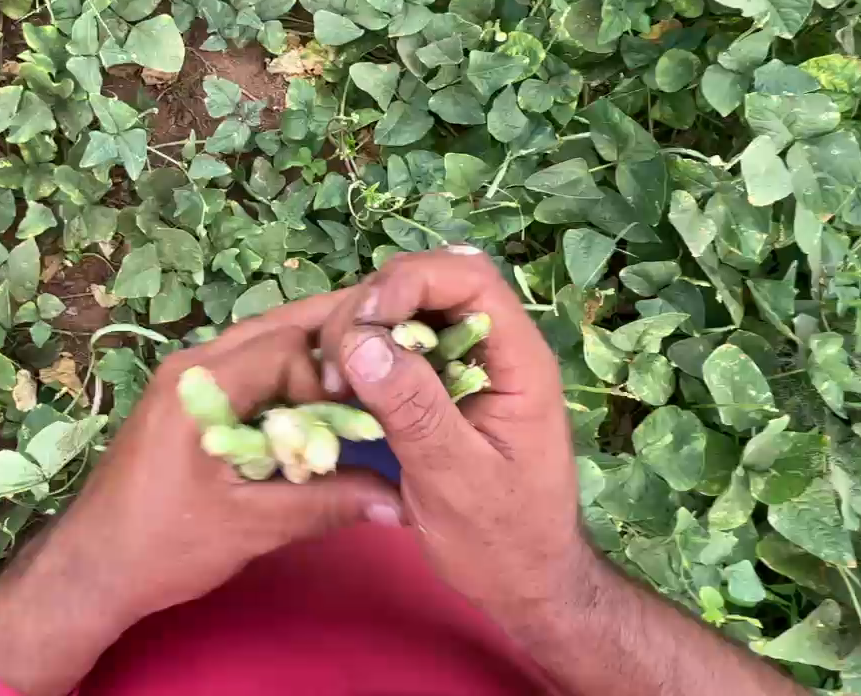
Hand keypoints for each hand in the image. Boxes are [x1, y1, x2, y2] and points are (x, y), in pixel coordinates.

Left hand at [0, 291, 401, 695]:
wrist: (90, 566)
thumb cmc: (162, 546)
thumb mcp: (250, 527)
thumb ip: (324, 503)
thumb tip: (397, 498)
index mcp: (200, 383)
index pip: (284, 348)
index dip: (325, 380)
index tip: (345, 426)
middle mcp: (192, 362)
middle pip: (273, 327)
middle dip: (327, 341)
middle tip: (381, 354)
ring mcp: (184, 374)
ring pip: (258, 341)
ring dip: (305, 356)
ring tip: (355, 374)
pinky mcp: (184, 394)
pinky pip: (243, 365)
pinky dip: (280, 376)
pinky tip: (308, 401)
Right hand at [316, 247, 592, 620]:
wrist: (524, 583)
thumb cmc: (504, 540)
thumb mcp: (457, 480)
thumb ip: (415, 409)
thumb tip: (360, 342)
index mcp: (517, 359)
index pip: (468, 277)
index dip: (410, 282)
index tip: (362, 326)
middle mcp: (491, 345)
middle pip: (428, 281)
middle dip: (372, 307)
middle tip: (336, 366)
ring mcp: (462, 359)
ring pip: (403, 305)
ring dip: (360, 329)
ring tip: (335, 381)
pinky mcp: (436, 377)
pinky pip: (393, 338)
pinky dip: (360, 350)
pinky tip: (343, 386)